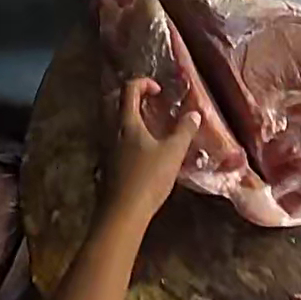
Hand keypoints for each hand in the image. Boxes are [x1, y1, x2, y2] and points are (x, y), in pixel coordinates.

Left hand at [104, 79, 201, 232]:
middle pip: (114, 104)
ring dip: (129, 118)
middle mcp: (112, 132)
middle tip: (150, 102)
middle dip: (131, 98)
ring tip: (151, 125)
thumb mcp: (173, 153)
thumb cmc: (147, 179)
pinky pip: (115, 141)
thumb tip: (194, 113)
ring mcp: (107, 150)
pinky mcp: (107, 166)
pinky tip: (143, 151)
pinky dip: (128, 136)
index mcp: (127, 124)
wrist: (121, 216)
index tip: (159, 90)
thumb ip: (184, 131)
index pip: (129, 91)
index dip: (143, 83)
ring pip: (114, 124)